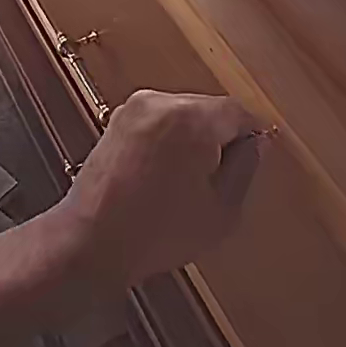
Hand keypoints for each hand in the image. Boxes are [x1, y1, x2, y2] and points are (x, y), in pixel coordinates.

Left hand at [51, 90, 266, 288]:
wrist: (90, 243)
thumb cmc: (154, 233)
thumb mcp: (221, 210)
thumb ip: (246, 168)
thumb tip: (255, 145)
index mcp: (190, 118)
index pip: (239, 113)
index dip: (252, 138)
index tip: (253, 161)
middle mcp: (159, 103)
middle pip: (208, 110)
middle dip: (219, 140)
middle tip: (217, 182)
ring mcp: (132, 111)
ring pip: (182, 116)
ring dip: (192, 142)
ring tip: (184, 186)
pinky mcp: (115, 124)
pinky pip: (157, 124)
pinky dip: (166, 144)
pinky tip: (162, 180)